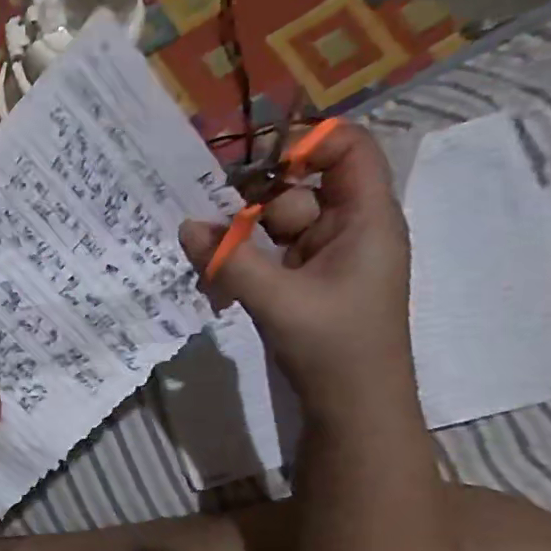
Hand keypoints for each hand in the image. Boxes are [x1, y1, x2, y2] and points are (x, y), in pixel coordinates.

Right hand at [180, 124, 413, 408]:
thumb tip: (185, 226)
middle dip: (252, 202)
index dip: (304, 143)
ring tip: (204, 261)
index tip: (249, 164)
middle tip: (206, 220)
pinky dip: (242, 263)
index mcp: (365, 219)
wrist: (352, 408)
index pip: (347, 150)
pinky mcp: (304, 283)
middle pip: (299, 190)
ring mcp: (324, 259)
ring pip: (275, 227)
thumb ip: (230, 262)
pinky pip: (268, 257)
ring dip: (239, 239)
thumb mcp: (278, 301)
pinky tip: (215, 281)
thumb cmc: (333, 347)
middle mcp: (347, 230)